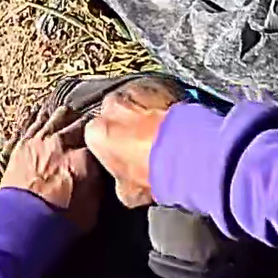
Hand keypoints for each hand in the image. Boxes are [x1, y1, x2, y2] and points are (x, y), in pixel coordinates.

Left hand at [0, 105, 102, 230]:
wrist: (17, 230)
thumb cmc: (57, 225)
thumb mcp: (91, 211)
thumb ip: (97, 186)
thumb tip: (100, 174)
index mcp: (83, 159)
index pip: (99, 141)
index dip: (102, 145)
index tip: (104, 147)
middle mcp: (63, 143)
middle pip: (81, 124)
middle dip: (87, 128)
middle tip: (90, 133)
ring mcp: (41, 139)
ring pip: (60, 115)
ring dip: (68, 118)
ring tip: (71, 120)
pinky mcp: (23, 143)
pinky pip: (36, 122)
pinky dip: (44, 119)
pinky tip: (48, 117)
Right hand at [84, 78, 181, 207]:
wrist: (181, 149)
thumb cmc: (149, 170)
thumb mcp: (126, 192)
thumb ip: (119, 180)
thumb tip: (126, 183)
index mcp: (96, 132)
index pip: (96, 137)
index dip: (110, 147)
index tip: (122, 156)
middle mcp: (109, 105)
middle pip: (113, 113)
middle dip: (123, 123)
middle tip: (141, 141)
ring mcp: (133, 91)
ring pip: (133, 101)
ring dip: (141, 111)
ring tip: (157, 131)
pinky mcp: (157, 84)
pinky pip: (153, 94)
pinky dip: (158, 103)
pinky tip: (169, 121)